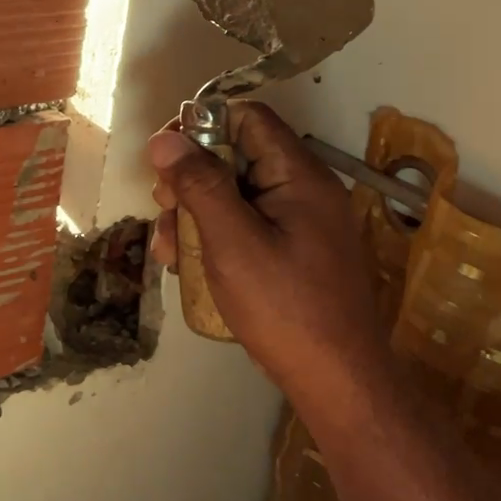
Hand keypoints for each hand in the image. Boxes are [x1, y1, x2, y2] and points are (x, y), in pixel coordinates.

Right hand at [147, 102, 389, 399]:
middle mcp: (301, 190)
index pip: (247, 118)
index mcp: (299, 177)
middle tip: (164, 206)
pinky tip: (184, 261)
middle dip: (187, 176)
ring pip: (228, 190)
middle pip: (231, 153)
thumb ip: (199, 184)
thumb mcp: (231, 241)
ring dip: (190, 210)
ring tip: (169, 247)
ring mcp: (295, 221)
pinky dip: (208, 233)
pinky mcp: (287, 248)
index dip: (201, 125)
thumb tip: (165, 138)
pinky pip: (239, 221)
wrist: (337, 382)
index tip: (164, 156)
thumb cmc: (284, 307)